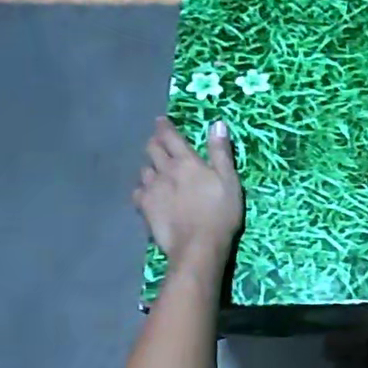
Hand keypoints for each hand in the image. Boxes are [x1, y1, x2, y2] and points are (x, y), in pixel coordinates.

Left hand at [134, 117, 243, 267]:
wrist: (198, 245)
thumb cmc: (220, 213)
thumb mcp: (229, 180)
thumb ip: (221, 152)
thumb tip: (217, 123)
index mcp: (187, 161)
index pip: (170, 136)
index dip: (164, 127)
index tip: (160, 121)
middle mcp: (165, 170)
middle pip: (152, 149)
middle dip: (154, 143)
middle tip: (158, 143)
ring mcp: (152, 189)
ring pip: (144, 170)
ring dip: (149, 166)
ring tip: (154, 170)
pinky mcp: (145, 208)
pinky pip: (138, 192)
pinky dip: (142, 189)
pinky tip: (147, 194)